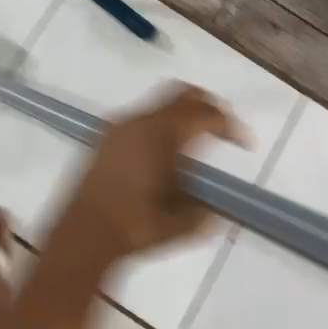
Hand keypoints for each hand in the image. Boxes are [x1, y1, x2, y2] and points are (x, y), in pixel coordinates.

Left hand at [60, 85, 249, 265]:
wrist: (83, 234)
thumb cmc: (136, 227)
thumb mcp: (182, 223)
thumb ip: (205, 206)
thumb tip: (214, 203)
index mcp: (162, 134)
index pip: (205, 114)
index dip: (229, 124)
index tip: (244, 143)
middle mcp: (140, 120)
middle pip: (182, 95)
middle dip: (207, 107)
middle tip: (222, 128)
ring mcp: (119, 126)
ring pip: (160, 106)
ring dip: (181, 117)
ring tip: (193, 145)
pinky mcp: (105, 138)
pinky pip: (141, 119)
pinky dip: (160, 126)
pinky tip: (163, 155)